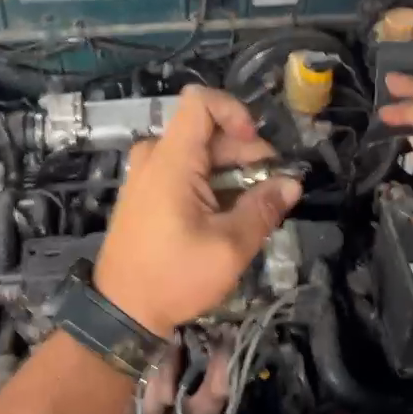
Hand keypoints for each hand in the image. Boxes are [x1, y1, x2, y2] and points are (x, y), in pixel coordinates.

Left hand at [94, 86, 302, 335]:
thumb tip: (292, 183)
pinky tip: (229, 214)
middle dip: (246, 153)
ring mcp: (147, 173)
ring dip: (232, 172)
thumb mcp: (229, 248)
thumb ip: (263, 209)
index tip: (256, 148)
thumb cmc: (173, 277)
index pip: (200, 101)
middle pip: (208, 130)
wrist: (120, 312)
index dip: (235, 112)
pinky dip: (212, 183)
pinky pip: (185, 169)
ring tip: (255, 208)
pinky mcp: (147, 190)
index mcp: (170, 159)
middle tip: (270, 191)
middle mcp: (155, 156)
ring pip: (200, 151)